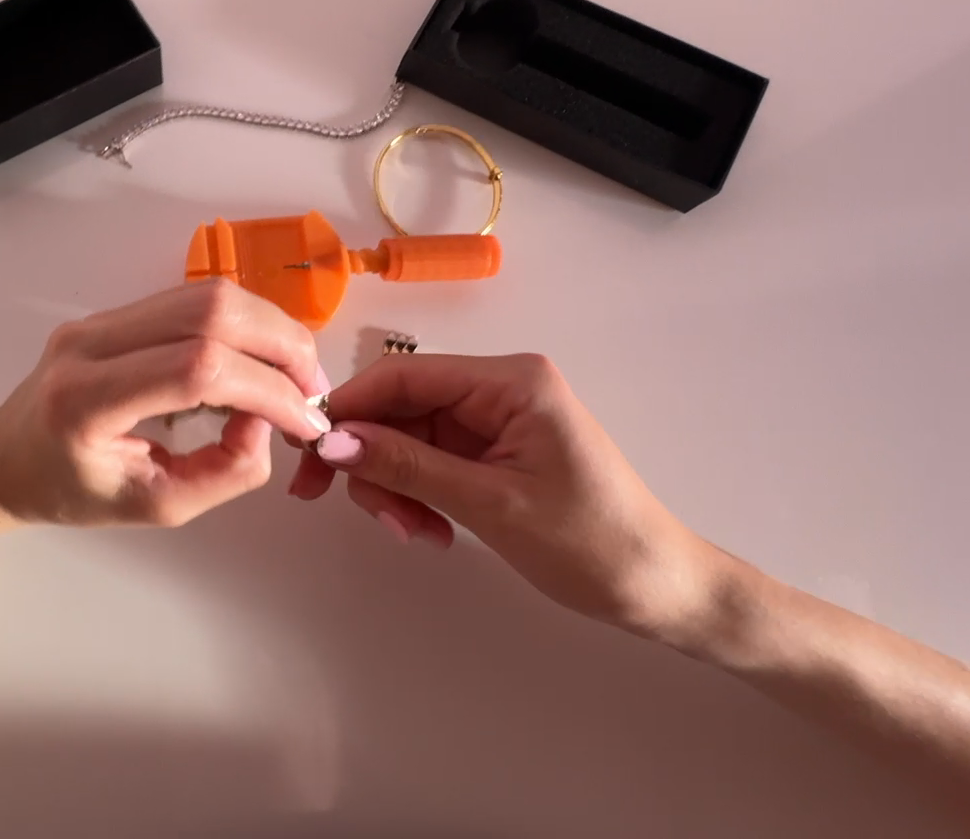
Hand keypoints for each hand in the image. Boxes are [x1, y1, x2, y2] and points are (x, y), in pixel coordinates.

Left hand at [0, 281, 331, 527]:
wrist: (7, 456)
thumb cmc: (71, 492)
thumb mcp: (153, 507)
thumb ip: (223, 472)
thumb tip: (268, 421)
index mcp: (86, 401)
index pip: (196, 368)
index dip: (267, 389)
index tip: (305, 423)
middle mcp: (90, 343)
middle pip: (208, 310)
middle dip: (280, 344)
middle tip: (312, 389)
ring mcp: (100, 319)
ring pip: (206, 293)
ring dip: (267, 328)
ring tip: (293, 374)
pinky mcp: (115, 312)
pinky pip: (192, 299)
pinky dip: (242, 323)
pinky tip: (256, 359)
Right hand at [291, 353, 728, 641]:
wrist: (662, 592)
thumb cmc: (591, 543)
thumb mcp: (490, 504)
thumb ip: (405, 465)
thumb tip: (329, 442)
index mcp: (507, 381)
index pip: (401, 376)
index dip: (347, 409)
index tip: (307, 454)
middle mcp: (494, 389)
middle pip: (397, 409)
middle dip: (371, 460)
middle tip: (366, 515)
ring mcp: (489, 421)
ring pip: (404, 439)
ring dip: (393, 486)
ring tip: (412, 533)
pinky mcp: (487, 451)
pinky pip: (425, 461)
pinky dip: (414, 495)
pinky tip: (428, 530)